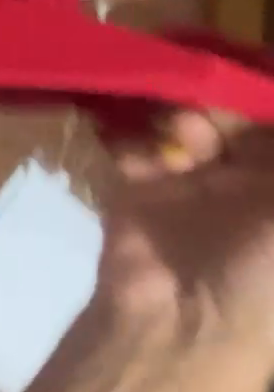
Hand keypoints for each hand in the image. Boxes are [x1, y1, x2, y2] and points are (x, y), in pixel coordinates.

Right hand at [103, 111, 273, 366]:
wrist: (188, 312)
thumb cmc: (270, 268)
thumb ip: (271, 153)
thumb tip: (262, 106)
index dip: (263, 97)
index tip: (245, 79)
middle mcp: (256, 178)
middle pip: (240, 119)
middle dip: (225, 104)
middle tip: (208, 108)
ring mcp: (197, 180)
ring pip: (188, 126)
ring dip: (181, 120)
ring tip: (178, 132)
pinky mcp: (141, 186)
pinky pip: (134, 148)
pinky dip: (132, 141)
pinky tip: (138, 149)